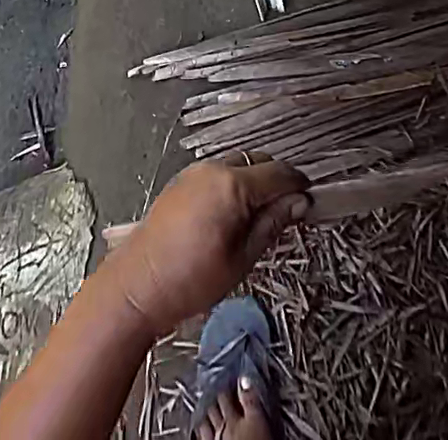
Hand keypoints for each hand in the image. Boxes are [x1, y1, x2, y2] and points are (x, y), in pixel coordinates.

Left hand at [97, 153, 308, 336]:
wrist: (137, 285)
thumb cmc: (191, 280)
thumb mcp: (243, 258)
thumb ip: (273, 224)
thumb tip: (299, 203)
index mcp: (232, 185)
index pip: (279, 173)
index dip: (298, 185)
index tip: (309, 200)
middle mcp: (213, 169)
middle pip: (258, 162)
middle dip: (276, 181)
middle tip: (286, 212)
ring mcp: (194, 172)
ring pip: (237, 165)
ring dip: (253, 181)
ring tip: (258, 217)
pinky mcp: (182, 181)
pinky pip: (217, 173)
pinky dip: (232, 184)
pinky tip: (232, 214)